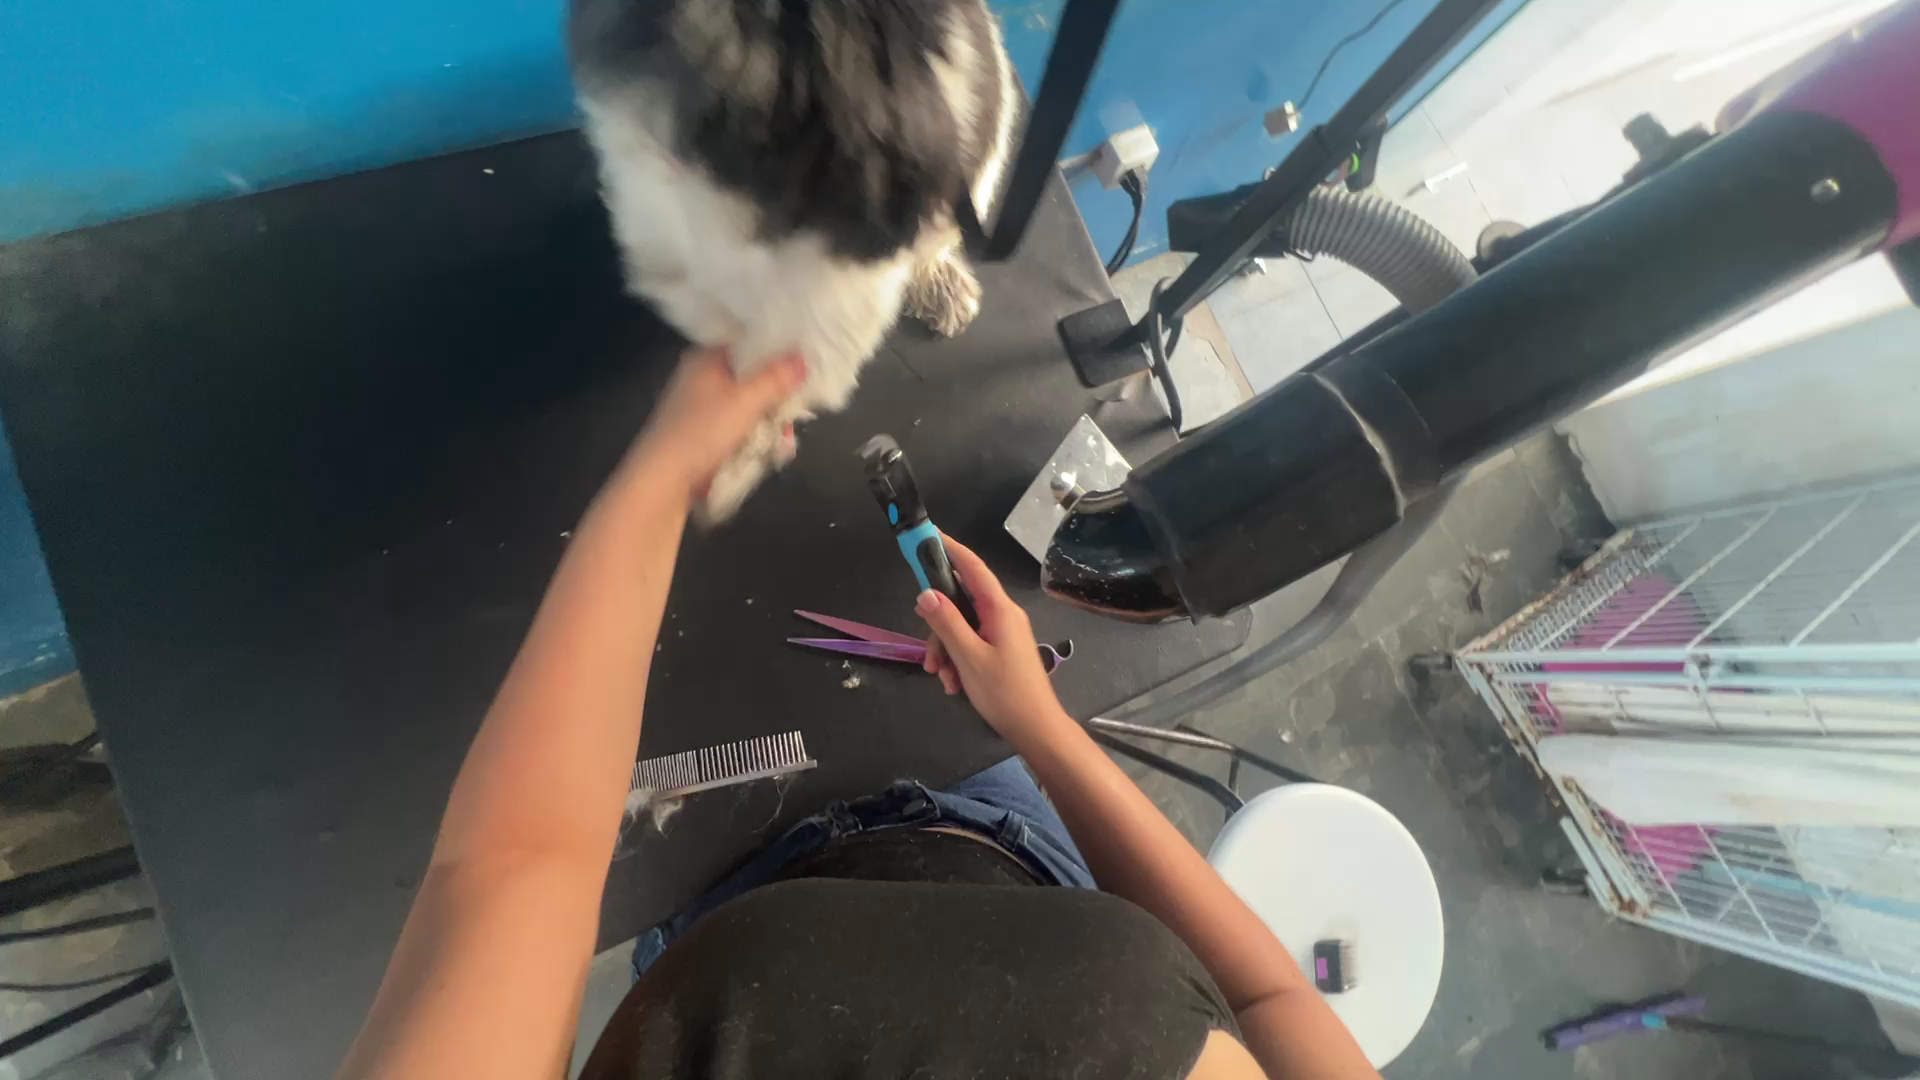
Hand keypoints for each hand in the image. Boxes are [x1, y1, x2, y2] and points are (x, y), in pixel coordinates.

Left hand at [626, 346, 805, 502]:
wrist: (666, 479)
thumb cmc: (703, 432)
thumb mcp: (745, 401)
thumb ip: (776, 378)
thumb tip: (804, 357)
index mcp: (707, 359)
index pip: (748, 343)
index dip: (777, 350)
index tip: (805, 361)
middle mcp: (704, 379)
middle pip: (753, 377)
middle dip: (778, 395)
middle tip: (799, 407)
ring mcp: (705, 408)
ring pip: (751, 405)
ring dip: (771, 420)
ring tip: (785, 437)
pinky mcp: (708, 434)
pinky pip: (743, 427)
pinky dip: (758, 436)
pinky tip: (772, 449)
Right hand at [916, 534, 1069, 741]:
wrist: (1036, 729)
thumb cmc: (1005, 692)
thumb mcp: (968, 657)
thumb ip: (946, 622)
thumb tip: (925, 593)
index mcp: (999, 609)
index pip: (972, 567)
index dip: (949, 548)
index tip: (927, 534)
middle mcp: (1002, 614)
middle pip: (960, 603)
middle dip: (938, 627)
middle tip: (929, 657)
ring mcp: (1003, 632)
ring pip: (962, 627)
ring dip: (946, 650)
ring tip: (943, 678)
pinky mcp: (1001, 650)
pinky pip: (971, 644)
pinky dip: (958, 661)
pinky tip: (955, 685)